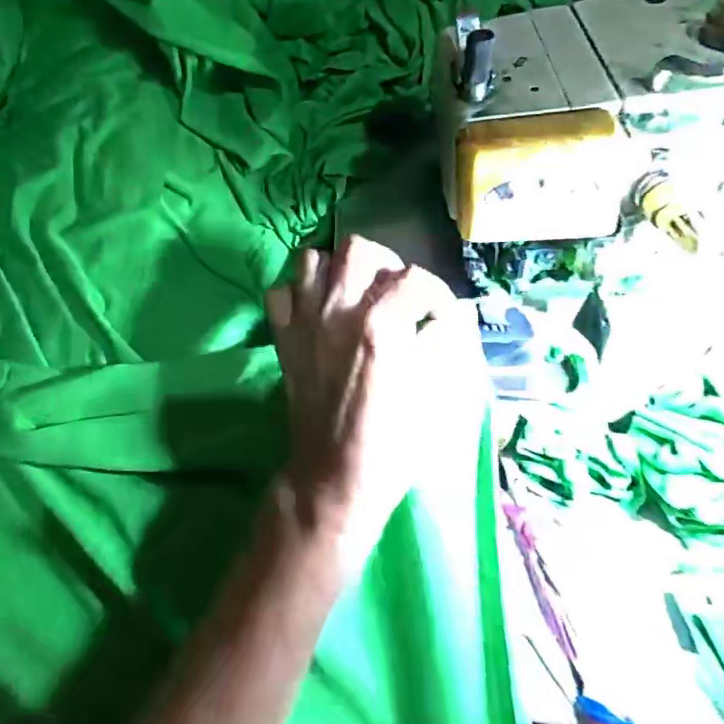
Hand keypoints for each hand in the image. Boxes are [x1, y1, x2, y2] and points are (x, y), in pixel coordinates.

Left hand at [265, 235, 472, 575]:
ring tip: (354, 293)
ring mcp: (304, 319)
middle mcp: (338, 310)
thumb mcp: (433, 395)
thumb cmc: (390, 445)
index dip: (435, 294)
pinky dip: (298, 293)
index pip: (414, 278)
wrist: (332, 474)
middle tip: (394, 291)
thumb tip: (443, 318)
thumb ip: (437, 345)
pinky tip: (316, 311)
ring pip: (311, 259)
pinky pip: (280, 291)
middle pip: (357, 248)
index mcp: (381, 326)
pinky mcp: (281, 335)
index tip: (440, 314)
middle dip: (384, 262)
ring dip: (336, 269)